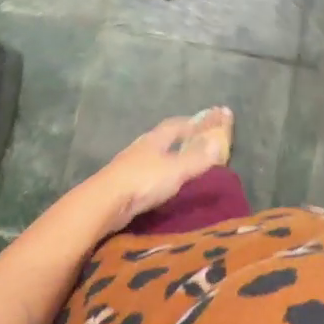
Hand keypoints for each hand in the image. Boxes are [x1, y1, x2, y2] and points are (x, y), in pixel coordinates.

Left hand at [82, 108, 233, 234]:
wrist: (104, 203)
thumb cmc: (143, 181)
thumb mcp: (176, 169)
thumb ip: (198, 157)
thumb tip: (219, 141)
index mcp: (155, 139)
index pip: (176, 124)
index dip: (193, 122)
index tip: (207, 120)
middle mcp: (141, 147)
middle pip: (163, 137)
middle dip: (180, 137)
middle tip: (195, 139)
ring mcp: (129, 165)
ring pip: (153, 155)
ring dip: (167, 155)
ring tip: (180, 162)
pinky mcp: (122, 183)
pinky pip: (146, 172)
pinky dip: (158, 173)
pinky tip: (161, 182)